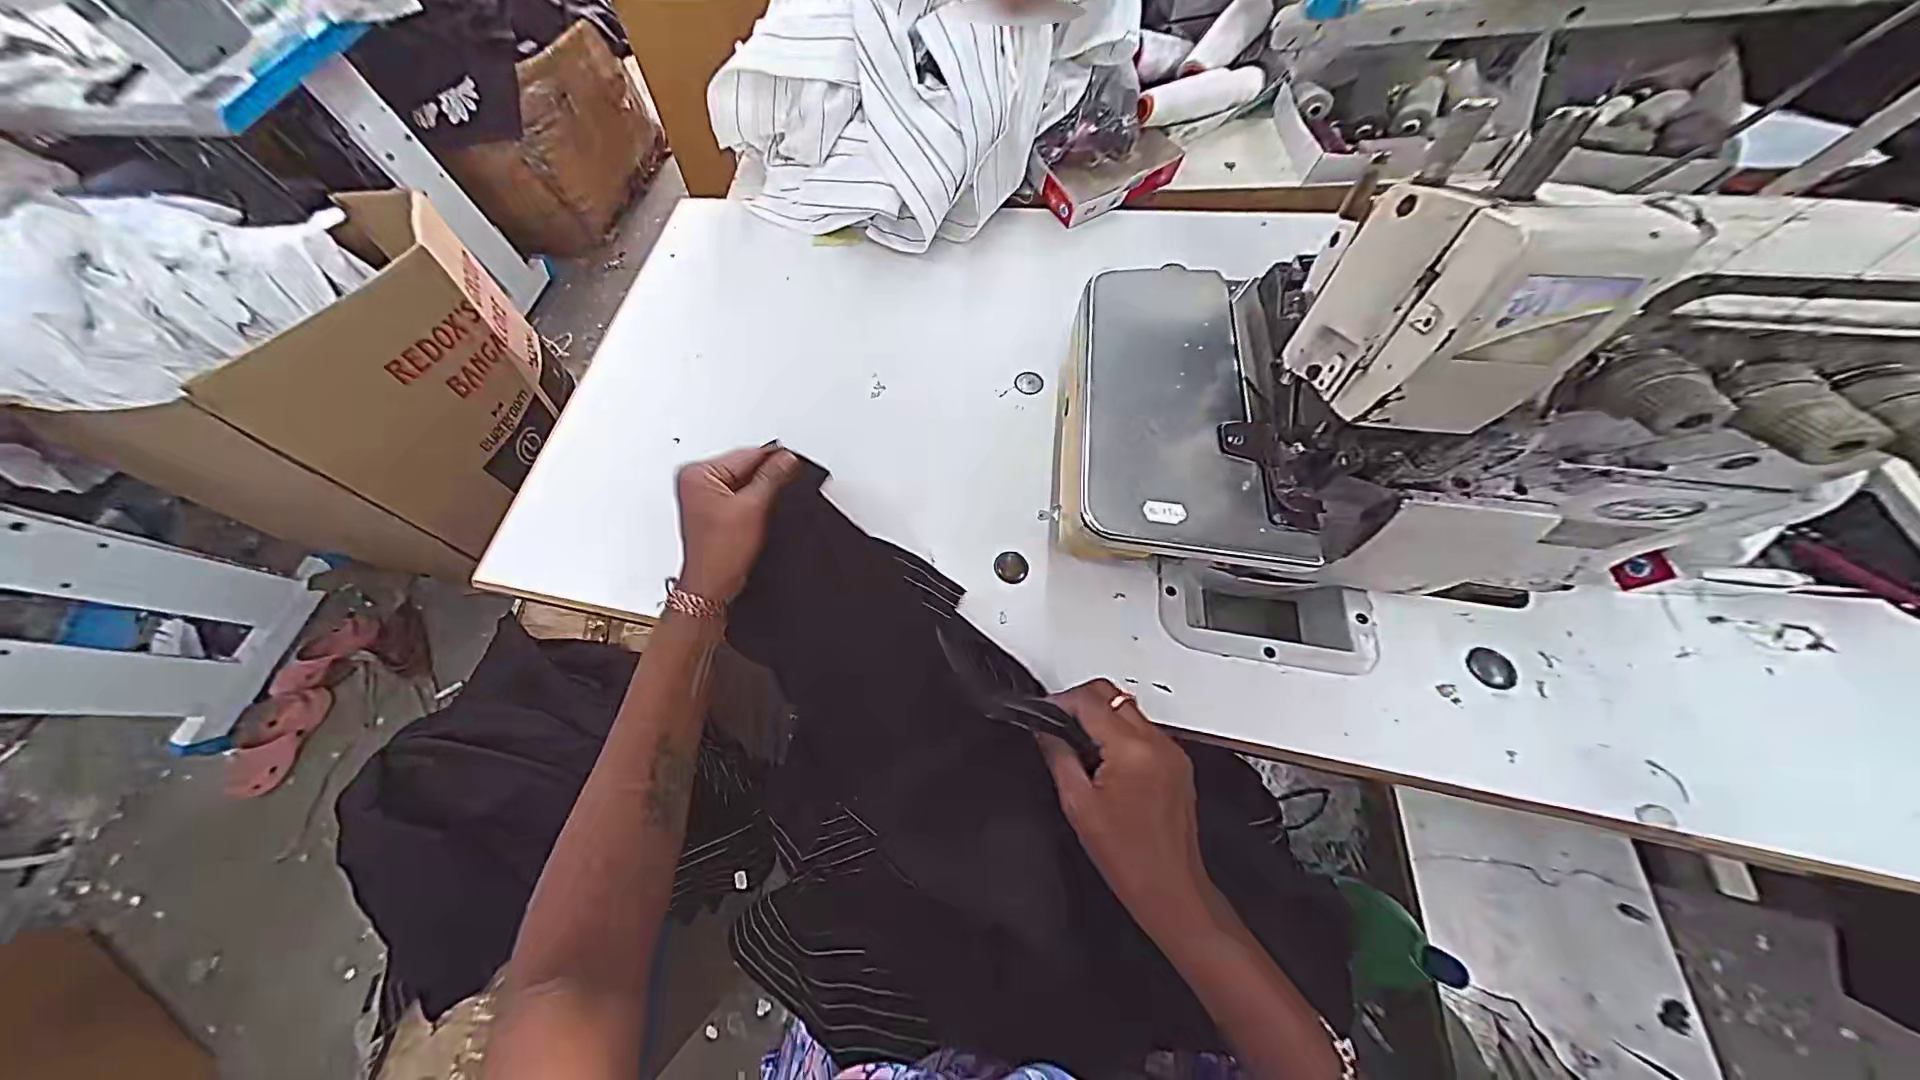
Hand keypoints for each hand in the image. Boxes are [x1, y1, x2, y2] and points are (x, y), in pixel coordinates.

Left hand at [674, 444, 799, 603]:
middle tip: (787, 482)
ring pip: (743, 481)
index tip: (794, 461)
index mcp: (697, 473)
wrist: (712, 583)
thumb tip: (787, 459)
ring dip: (760, 489)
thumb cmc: (719, 552)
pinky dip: (752, 501)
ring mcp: (702, 496)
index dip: (773, 459)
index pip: (745, 454)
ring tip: (766, 505)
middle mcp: (695, 481)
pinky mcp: (712, 509)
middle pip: (743, 466)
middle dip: (765, 476)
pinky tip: (758, 512)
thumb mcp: (753, 507)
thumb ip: (773, 477)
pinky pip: (739, 495)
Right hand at [1037, 679, 1212, 933]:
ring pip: (1128, 707)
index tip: (1045, 710)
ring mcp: (1172, 751)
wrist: (1171, 889)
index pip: (1090, 701)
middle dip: (1081, 699)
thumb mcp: (1078, 805)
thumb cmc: (1130, 858)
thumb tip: (1044, 730)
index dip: (1061, 700)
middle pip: (1112, 694)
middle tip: (1058, 719)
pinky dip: (1121, 732)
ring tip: (1080, 744)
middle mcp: (1158, 744)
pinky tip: (1105, 758)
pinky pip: (1144, 729)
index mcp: (1132, 751)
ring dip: (1102, 715)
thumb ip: (1058, 756)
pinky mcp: (1178, 762)